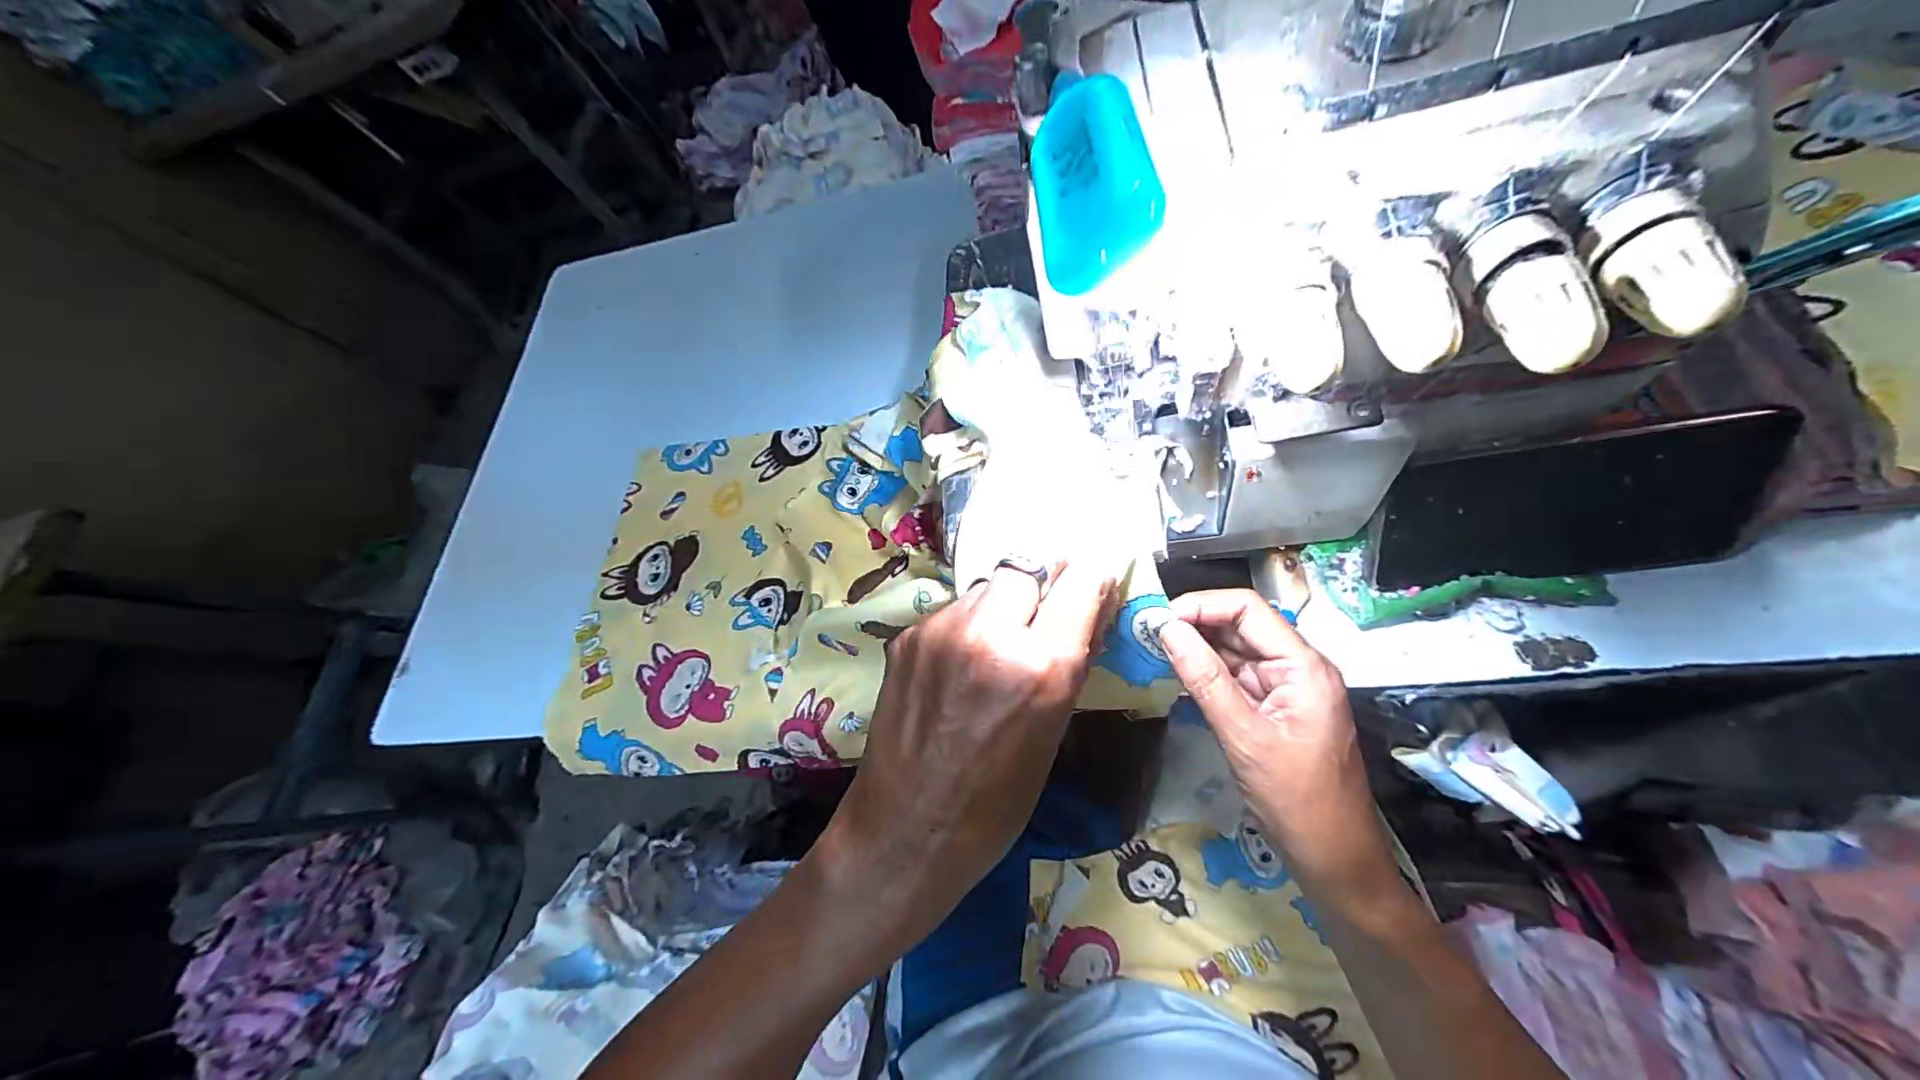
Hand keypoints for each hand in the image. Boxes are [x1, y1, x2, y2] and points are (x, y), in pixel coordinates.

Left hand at [813, 559, 1117, 949]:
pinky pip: (952, 612)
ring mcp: (940, 631)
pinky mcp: (906, 637)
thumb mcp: (1052, 734)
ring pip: (985, 587)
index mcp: (1041, 666)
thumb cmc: (996, 804)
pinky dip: (966, 627)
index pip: (1082, 582)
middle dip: (1041, 587)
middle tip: (1040, 616)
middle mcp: (989, 634)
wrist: (906, 831)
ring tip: (996, 645)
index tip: (1092, 587)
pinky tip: (960, 665)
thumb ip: (1069, 664)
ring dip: (1001, 605)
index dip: (1091, 582)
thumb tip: (1088, 615)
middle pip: (1027, 568)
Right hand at [1156, 590, 1398, 910]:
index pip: (1248, 609)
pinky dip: (1207, 673)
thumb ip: (1204, 679)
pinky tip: (1178, 674)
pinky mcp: (1275, 709)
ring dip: (1198, 648)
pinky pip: (1237, 678)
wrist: (1335, 859)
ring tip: (1154, 650)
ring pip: (1236, 651)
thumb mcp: (1243, 737)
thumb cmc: (1296, 800)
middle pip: (1242, 626)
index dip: (1201, 606)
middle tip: (1148, 634)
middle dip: (1195, 625)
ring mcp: (1286, 689)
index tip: (1159, 620)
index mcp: (1303, 666)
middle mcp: (1298, 668)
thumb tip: (1168, 630)